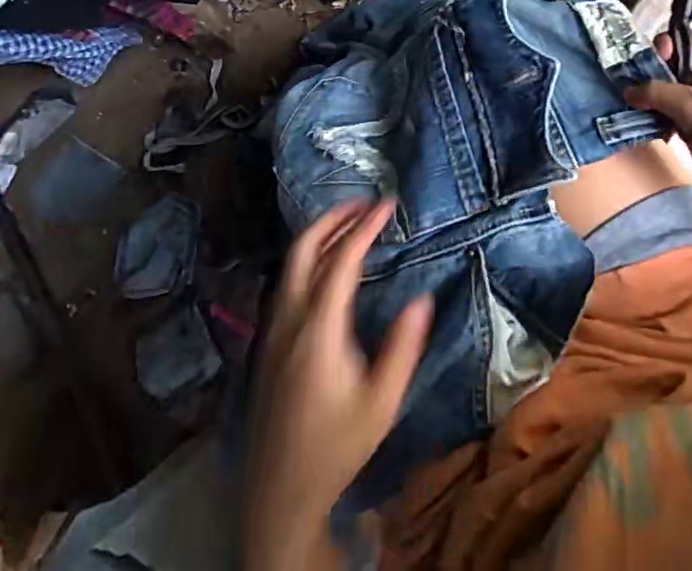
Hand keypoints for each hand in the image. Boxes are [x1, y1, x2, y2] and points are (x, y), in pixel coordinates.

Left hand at [244, 199, 431, 568]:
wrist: (278, 490)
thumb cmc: (336, 445)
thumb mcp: (381, 401)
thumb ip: (403, 347)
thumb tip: (423, 298)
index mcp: (318, 329)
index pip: (341, 260)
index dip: (364, 227)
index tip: (387, 204)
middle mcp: (289, 320)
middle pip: (303, 249)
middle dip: (333, 217)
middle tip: (365, 202)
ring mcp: (273, 330)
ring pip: (290, 264)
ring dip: (319, 235)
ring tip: (350, 222)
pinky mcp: (268, 342)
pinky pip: (287, 283)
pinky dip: (308, 257)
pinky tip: (327, 265)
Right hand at [625, 31, 691, 193]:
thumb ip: (658, 92)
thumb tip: (628, 90)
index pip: (683, 41)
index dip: (663, 46)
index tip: (647, 64)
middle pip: (669, 64)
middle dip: (647, 72)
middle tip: (627, 84)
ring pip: (664, 88)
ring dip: (646, 95)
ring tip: (628, 104)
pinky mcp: (688, 122)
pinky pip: (664, 109)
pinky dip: (651, 113)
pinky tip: (638, 120)